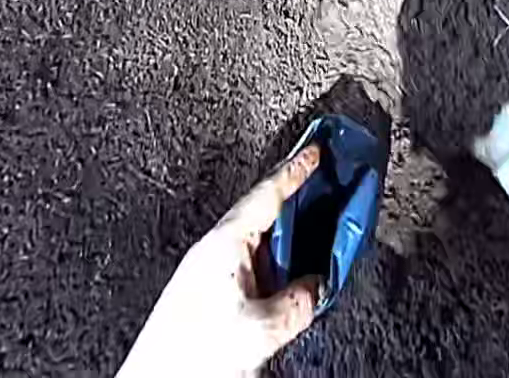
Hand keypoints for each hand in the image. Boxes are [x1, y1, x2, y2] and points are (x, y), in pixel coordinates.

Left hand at [116, 145, 323, 376]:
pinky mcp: (203, 287)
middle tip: (314, 175)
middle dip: (289, 190)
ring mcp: (206, 265)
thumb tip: (318, 286)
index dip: (296, 169)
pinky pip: (245, 254)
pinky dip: (268, 249)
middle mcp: (214, 246)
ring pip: (252, 231)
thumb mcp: (259, 329)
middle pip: (260, 206)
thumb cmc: (190, 356)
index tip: (314, 150)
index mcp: (226, 241)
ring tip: (305, 224)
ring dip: (279, 224)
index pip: (268, 192)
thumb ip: (298, 302)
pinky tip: (278, 268)